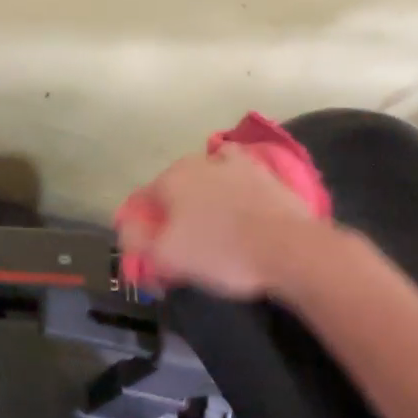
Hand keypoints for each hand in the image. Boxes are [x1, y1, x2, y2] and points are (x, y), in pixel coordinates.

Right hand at [116, 145, 332, 300]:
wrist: (290, 250)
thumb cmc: (220, 252)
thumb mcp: (165, 257)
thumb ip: (136, 241)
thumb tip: (126, 230)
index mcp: (170, 177)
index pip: (142, 201)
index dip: (142, 229)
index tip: (152, 254)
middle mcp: (200, 160)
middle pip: (175, 189)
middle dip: (173, 213)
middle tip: (182, 246)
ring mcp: (237, 163)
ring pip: (208, 184)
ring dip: (204, 203)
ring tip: (214, 233)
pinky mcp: (267, 174)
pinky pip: (238, 185)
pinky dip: (234, 198)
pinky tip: (241, 218)